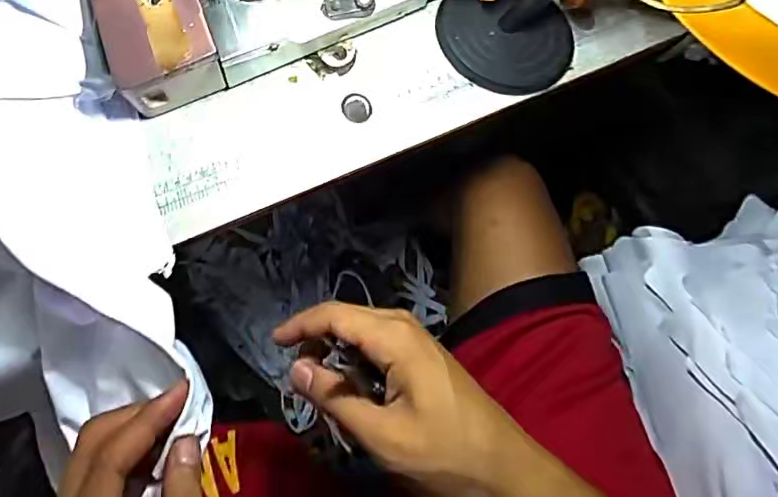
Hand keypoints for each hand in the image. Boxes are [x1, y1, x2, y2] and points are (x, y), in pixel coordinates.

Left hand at [58, 380, 202, 496]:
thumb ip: (182, 490)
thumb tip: (186, 440)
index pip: (111, 452)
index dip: (151, 416)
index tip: (183, 389)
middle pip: (93, 439)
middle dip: (137, 415)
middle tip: (175, 404)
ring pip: (89, 450)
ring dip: (130, 432)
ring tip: (168, 425)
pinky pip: (92, 469)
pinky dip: (122, 454)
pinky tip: (151, 455)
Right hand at [274, 303, 598, 496]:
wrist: (503, 464)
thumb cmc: (445, 451)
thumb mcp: (384, 436)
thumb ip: (337, 400)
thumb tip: (296, 369)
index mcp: (394, 336)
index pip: (335, 314)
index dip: (301, 324)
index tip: (274, 341)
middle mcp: (402, 324)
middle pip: (346, 316)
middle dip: (315, 337)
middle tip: (293, 372)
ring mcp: (414, 336)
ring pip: (360, 329)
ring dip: (334, 349)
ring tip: (316, 382)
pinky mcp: (419, 351)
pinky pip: (375, 342)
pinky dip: (353, 357)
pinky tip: (348, 385)